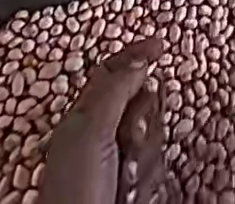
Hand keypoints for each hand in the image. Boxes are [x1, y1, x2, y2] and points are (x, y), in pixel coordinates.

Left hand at [42, 38, 173, 203]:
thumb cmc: (75, 193)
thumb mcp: (92, 130)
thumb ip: (116, 88)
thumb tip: (140, 57)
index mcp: (84, 114)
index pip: (113, 69)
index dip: (136, 54)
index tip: (159, 45)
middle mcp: (101, 134)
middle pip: (141, 102)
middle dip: (143, 119)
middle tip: (130, 139)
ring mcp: (117, 162)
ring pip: (153, 136)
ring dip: (145, 156)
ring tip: (126, 180)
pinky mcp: (134, 188)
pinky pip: (157, 169)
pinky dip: (148, 181)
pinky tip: (132, 195)